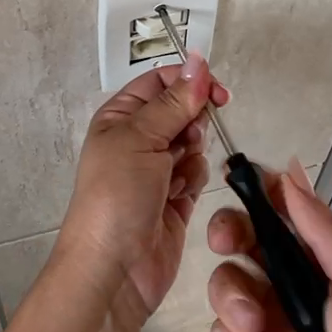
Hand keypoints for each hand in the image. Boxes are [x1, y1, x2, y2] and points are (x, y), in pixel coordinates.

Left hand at [58, 52, 229, 331]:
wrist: (115, 269)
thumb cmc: (115, 195)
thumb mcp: (140, 138)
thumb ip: (174, 102)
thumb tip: (198, 62)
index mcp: (121, 115)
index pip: (161, 81)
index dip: (190, 81)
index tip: (217, 91)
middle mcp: (139, 137)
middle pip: (182, 110)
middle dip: (191, 122)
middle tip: (183, 141)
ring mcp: (158, 169)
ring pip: (194, 141)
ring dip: (191, 155)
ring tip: (173, 176)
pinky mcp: (177, 197)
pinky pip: (198, 172)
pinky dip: (194, 180)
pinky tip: (179, 196)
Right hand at [207, 158, 331, 331]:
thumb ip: (329, 235)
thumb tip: (290, 172)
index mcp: (330, 268)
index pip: (287, 214)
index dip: (261, 191)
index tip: (239, 179)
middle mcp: (296, 290)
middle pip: (247, 239)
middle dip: (230, 231)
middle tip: (224, 241)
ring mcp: (271, 327)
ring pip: (228, 283)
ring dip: (231, 295)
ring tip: (253, 328)